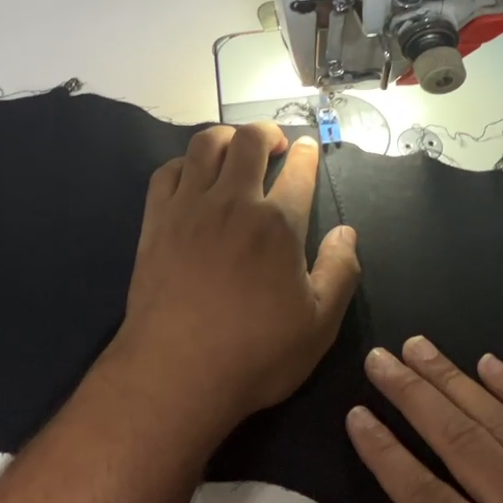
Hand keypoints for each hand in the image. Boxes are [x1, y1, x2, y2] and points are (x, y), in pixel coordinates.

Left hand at [105, 122, 359, 435]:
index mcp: (278, 225)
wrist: (176, 370)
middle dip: (266, 132)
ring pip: (205, 145)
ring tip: (235, 147)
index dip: (306, 154)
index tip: (307, 148)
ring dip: (226, 136)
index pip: (297, 172)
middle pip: (249, 142)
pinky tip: (191, 174)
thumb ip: (340, 272)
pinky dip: (184, 162)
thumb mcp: (319, 325)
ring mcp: (189, 207)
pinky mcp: (155, 220)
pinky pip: (167, 172)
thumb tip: (347, 232)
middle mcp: (233, 202)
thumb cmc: (255, 354)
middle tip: (274, 143)